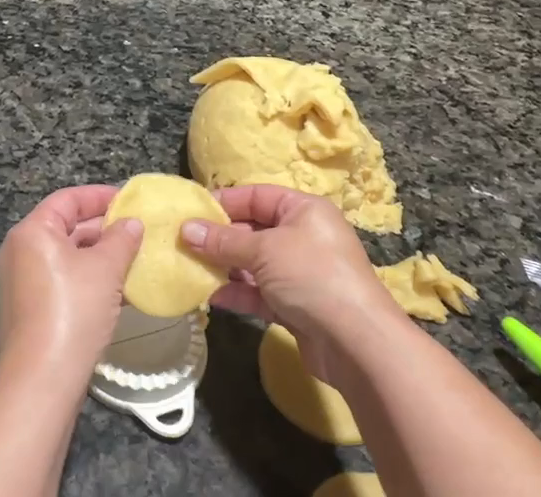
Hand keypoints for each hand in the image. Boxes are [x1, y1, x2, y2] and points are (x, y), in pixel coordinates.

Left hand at [0, 185, 144, 380]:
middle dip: (102, 229)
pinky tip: (116, 293)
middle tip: (136, 231)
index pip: (67, 199)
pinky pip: (60, 284)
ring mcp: (18, 284)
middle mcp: (18, 252)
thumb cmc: (73, 312)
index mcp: (32, 232)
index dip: (99, 196)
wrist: (40, 381)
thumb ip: (121, 240)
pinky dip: (86, 281)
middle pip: (64, 228)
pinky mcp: (25, 313)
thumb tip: (131, 223)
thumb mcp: (105, 270)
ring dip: (98, 258)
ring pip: (64, 259)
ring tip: (133, 261)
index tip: (129, 199)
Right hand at [180, 184, 398, 385]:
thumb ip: (223, 241)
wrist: (357, 343)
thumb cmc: (312, 276)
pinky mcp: (296, 306)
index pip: (257, 196)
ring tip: (190, 269)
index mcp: (304, 210)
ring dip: (225, 267)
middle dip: (220, 238)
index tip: (190, 213)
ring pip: (254, 264)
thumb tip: (185, 229)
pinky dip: (237, 292)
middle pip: (254, 230)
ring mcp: (301, 273)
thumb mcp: (264, 250)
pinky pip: (260, 292)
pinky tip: (210, 295)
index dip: (224, 202)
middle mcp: (304, 237)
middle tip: (183, 244)